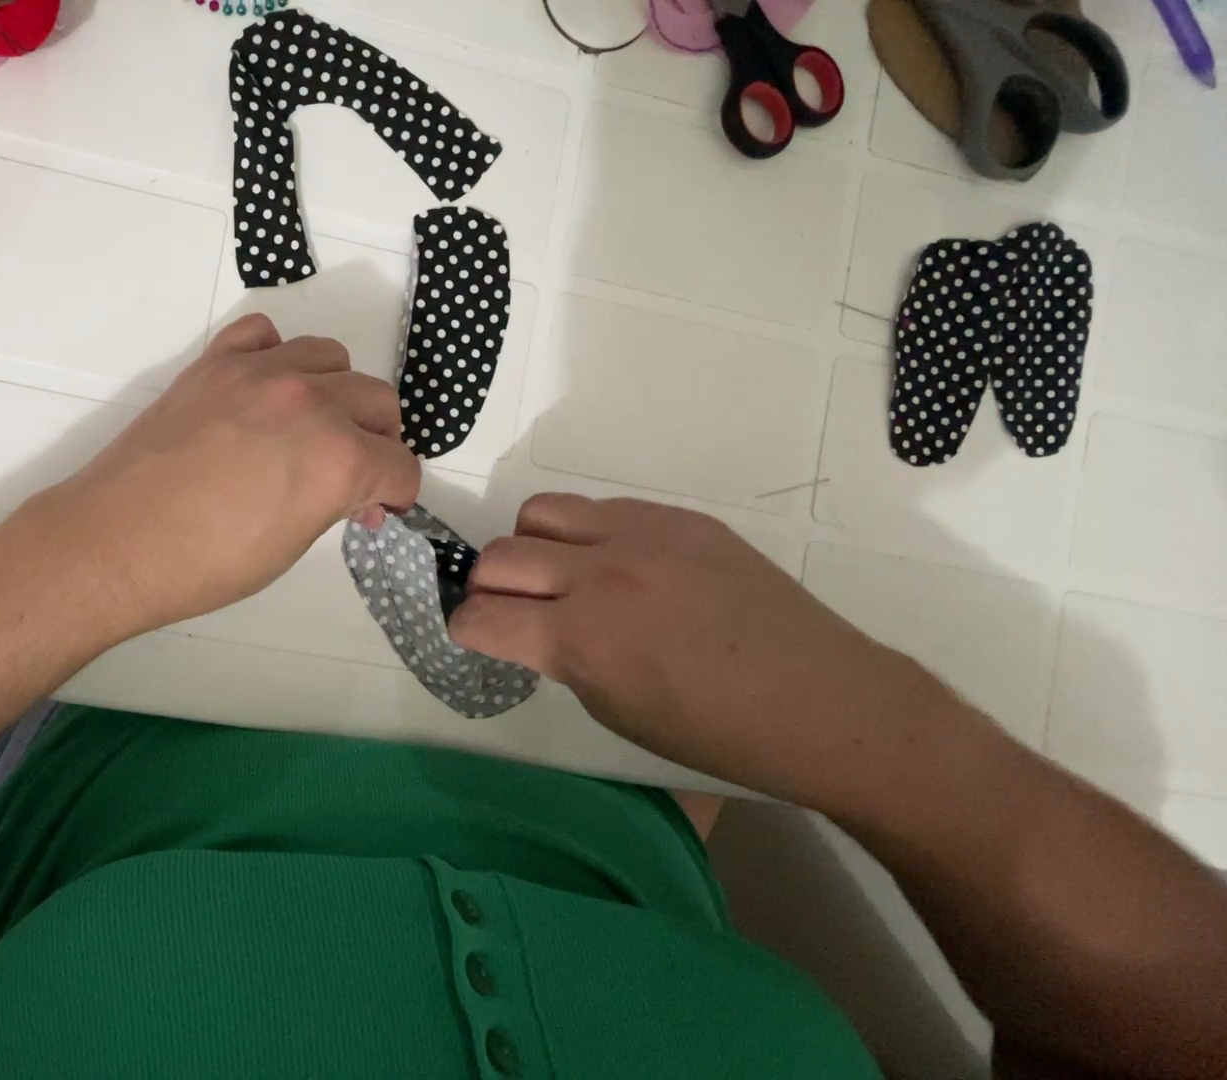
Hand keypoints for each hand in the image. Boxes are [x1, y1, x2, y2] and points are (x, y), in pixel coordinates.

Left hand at [5, 314, 420, 640]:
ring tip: (310, 427)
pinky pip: (264, 333)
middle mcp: (311, 402)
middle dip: (378, 440)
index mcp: (339, 459)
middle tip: (351, 473)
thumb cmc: (205, 565)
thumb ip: (333, 504)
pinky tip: (264, 391)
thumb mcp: (289, 547)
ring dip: (337, 392)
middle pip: (380, 402)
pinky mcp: (214, 362)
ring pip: (331, 356)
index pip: (401, 464)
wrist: (114, 542)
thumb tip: (352, 492)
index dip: (396, 493)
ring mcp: (259, 373)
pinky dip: (276, 356)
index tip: (375, 508)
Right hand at [449, 494, 990, 807]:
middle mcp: (602, 573)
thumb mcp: (614, 710)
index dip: (464, 630)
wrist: (828, 705)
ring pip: (540, 512)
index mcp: (582, 637)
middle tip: (513, 613)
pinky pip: (602, 509)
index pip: (480, 616)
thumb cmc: (715, 733)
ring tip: (562, 579)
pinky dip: (587, 536)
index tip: (474, 637)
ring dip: (531, 548)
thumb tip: (535, 625)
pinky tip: (621, 569)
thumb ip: (560, 656)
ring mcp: (643, 535)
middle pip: (497, 557)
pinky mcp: (680, 519)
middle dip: (488, 589)